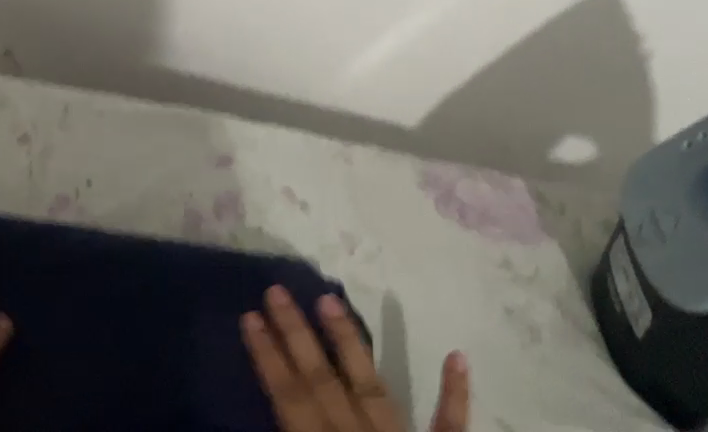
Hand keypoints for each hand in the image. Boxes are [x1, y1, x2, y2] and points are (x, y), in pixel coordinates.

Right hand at [242, 286, 469, 431]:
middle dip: (297, 336)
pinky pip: (449, 431)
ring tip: (330, 300)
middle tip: (277, 290)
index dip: (268, 360)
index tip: (250, 317)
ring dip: (349, 345)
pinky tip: (458, 356)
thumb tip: (269, 421)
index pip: (290, 402)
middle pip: (322, 384)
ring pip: (372, 389)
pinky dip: (456, 397)